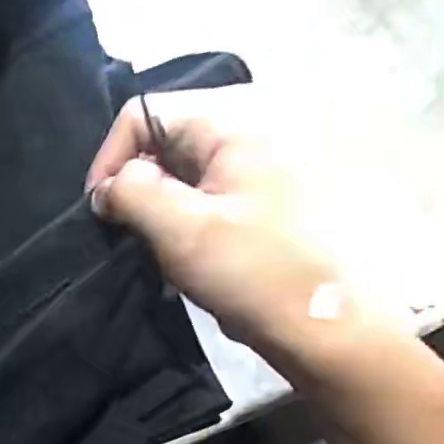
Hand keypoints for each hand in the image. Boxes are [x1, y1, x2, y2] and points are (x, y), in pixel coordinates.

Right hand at [87, 86, 404, 364]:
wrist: (341, 330)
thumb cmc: (262, 275)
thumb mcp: (184, 233)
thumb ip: (133, 196)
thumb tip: (109, 187)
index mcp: (242, 113)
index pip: (146, 113)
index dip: (111, 161)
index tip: (102, 215)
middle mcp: (264, 119)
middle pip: (174, 141)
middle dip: (146, 189)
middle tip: (138, 241)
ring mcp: (280, 157)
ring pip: (198, 172)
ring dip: (174, 212)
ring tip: (173, 256)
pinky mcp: (288, 194)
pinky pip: (226, 193)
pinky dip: (204, 221)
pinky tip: (205, 259)